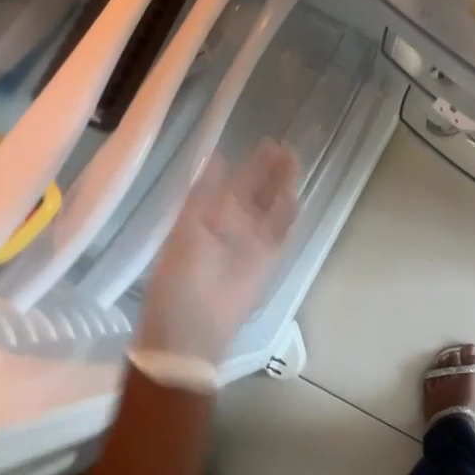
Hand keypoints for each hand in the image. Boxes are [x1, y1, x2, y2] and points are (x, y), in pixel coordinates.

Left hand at [134, 141, 299, 363]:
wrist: (189, 331)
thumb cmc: (178, 280)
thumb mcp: (185, 231)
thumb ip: (202, 194)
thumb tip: (215, 156)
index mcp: (208, 217)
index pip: (235, 183)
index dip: (251, 164)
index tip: (268, 142)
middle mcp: (232, 226)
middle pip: (257, 192)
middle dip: (272, 171)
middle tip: (288, 148)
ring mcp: (251, 242)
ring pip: (272, 208)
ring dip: (283, 187)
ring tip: (296, 164)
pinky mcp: (266, 260)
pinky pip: (280, 233)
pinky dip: (288, 216)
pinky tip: (296, 197)